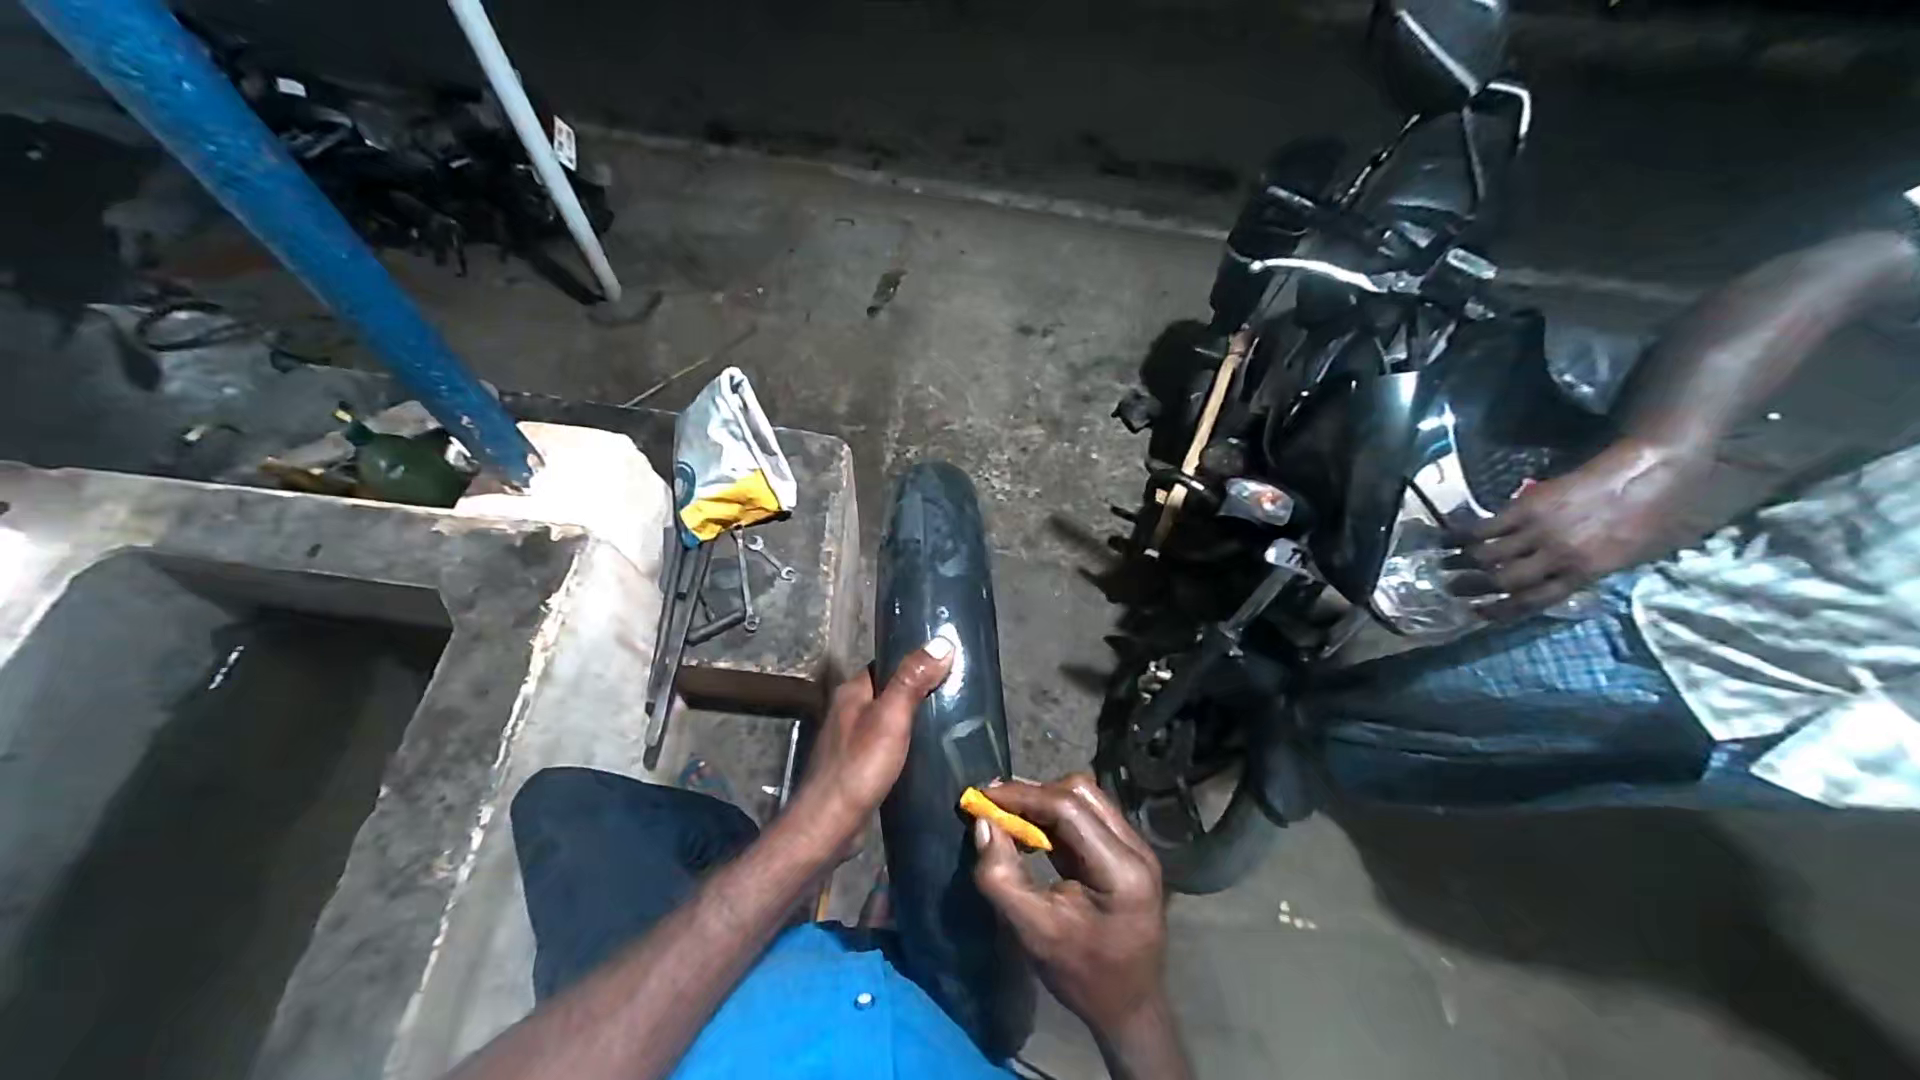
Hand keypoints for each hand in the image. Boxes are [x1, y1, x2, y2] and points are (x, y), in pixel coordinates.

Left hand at [791, 638, 953, 848]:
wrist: (829, 826)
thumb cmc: (859, 767)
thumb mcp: (891, 718)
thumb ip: (912, 680)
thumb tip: (941, 642)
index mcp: (852, 691)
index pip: (887, 664)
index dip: (916, 662)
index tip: (949, 664)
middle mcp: (848, 710)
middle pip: (890, 692)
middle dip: (919, 692)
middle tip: (957, 695)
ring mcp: (850, 740)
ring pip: (889, 720)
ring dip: (914, 721)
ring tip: (950, 722)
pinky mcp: (857, 767)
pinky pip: (887, 745)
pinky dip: (906, 745)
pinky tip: (927, 754)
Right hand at [971, 775, 1168, 1035]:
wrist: (1129, 1007)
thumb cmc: (1082, 976)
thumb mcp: (1034, 933)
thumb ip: (1002, 878)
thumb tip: (982, 824)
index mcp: (1122, 868)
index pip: (1069, 808)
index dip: (1023, 796)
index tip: (984, 798)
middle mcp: (1135, 847)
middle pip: (1082, 793)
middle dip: (1034, 793)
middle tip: (994, 804)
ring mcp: (1135, 847)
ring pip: (1086, 798)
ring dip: (1044, 801)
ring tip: (1008, 814)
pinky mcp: (1125, 852)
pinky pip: (1088, 815)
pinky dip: (1055, 816)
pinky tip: (1031, 831)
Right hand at [1454, 437, 1705, 619]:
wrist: (1652, 471)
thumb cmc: (1657, 513)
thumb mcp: (1635, 554)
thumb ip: (1592, 568)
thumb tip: (1560, 578)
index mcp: (1587, 571)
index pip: (1534, 600)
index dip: (1502, 610)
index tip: (1479, 613)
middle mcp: (1558, 555)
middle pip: (1503, 580)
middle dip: (1472, 587)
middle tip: (1451, 589)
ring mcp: (1540, 530)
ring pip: (1488, 555)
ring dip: (1460, 562)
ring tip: (1443, 564)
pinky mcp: (1526, 507)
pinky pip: (1485, 526)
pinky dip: (1461, 534)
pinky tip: (1446, 537)